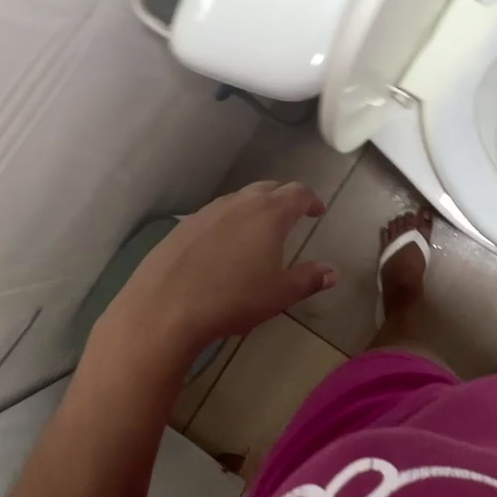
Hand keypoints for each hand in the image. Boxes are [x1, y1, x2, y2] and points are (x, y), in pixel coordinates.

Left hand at [110, 181, 335, 353]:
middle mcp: (240, 203)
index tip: (317, 211)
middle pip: (268, 188)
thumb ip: (308, 279)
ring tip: (257, 232)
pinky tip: (222, 247)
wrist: (164, 308)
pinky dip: (227, 222)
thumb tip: (332, 272)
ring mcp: (207, 211)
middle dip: (283, 199)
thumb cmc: (232, 299)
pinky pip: (214, 215)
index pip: (298, 192)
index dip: (311, 200)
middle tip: (291, 217)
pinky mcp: (182, 226)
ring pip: (238, 199)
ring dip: (254, 208)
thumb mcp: (279, 295)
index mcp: (270, 213)